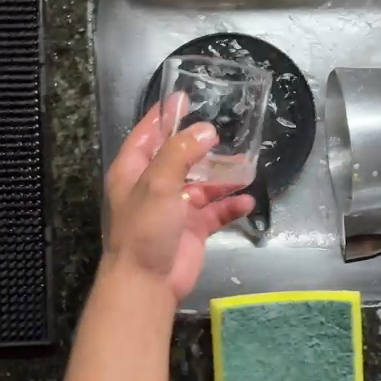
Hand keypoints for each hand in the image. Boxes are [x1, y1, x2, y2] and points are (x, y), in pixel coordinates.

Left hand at [103, 102, 255, 300]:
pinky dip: (231, 205)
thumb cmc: (144, 228)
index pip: (147, 134)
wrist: (147, 283)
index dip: (164, 115)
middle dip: (201, 146)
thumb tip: (207, 131)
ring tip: (245, 165)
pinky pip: (215, 211)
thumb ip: (181, 152)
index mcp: (133, 171)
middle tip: (224, 129)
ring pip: (202, 184)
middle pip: (179, 157)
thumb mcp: (159, 182)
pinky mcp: (192, 229)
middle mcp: (153, 186)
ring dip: (222, 175)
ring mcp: (174, 209)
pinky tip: (247, 199)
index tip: (184, 97)